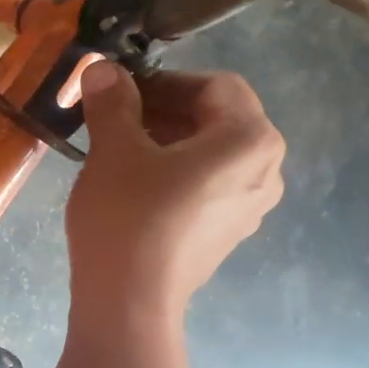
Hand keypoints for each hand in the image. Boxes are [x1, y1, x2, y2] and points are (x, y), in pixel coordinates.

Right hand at [68, 64, 284, 328]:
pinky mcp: (226, 234)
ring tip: (117, 157)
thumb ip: (111, 104)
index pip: (214, 86)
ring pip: (209, 156)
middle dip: (162, 114)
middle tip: (111, 122)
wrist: (130, 299)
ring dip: (165, 146)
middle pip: (216, 120)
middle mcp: (266, 167)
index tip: (116, 92)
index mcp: (250, 138)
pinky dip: (172, 178)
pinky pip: (204, 188)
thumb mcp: (112, 152)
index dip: (162, 81)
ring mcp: (250, 206)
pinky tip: (133, 193)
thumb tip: (102, 67)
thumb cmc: (127, 217)